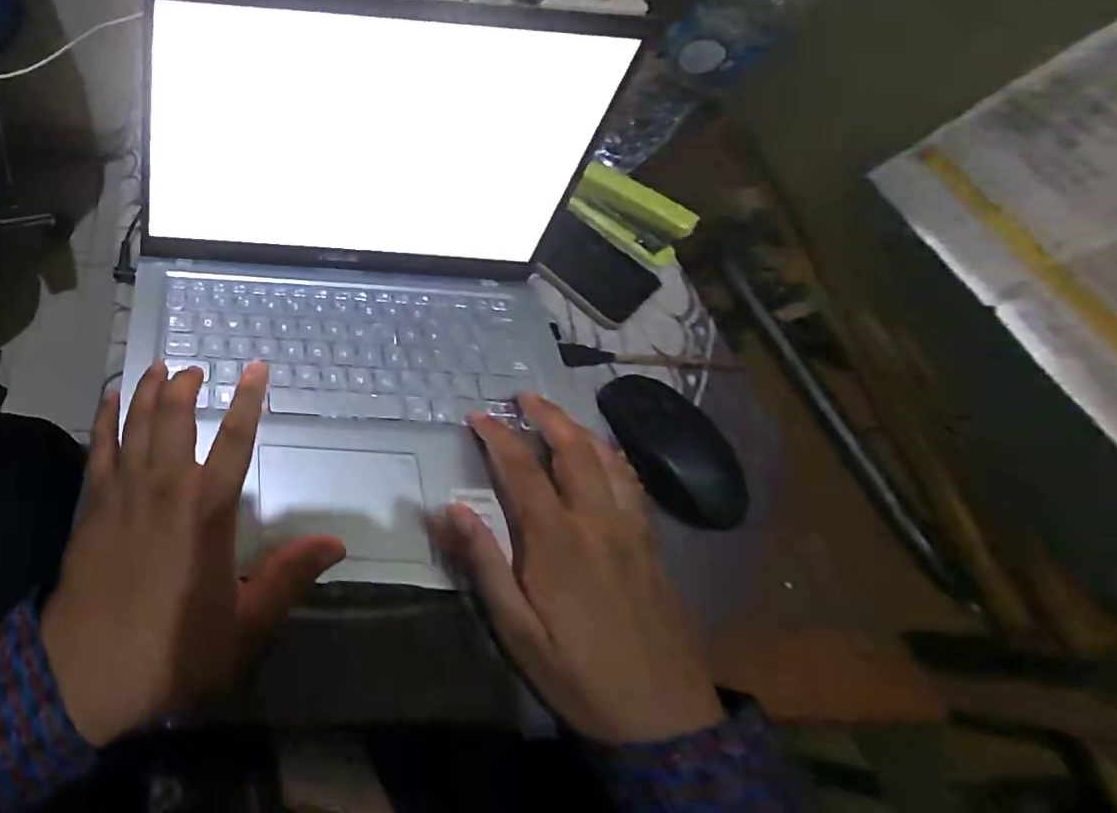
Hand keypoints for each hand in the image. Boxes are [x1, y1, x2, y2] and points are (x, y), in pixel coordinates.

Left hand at [41, 361, 345, 746]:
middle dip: (185, 385)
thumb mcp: (246, 623)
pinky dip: (105, 416)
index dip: (248, 400)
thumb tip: (337, 543)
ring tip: (157, 366)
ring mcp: (124, 491)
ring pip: (135, 422)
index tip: (255, 367)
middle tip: (194, 370)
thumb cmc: (176, 649)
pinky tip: (110, 397)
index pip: (235, 440)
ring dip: (147, 389)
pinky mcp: (94, 503)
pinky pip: (98, 446)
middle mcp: (166, 487)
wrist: (91, 670)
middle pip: (175, 417)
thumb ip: (289, 576)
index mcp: (207, 510)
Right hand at [435, 393, 723, 743]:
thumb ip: (484, 564)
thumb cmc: (579, 674)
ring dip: (582, 431)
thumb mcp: (517, 630)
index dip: (498, 438)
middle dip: (547, 417)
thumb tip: (450, 508)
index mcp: (558, 541)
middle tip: (523, 396)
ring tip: (559, 414)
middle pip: (574, 452)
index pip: (522, 471)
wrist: (666, 721)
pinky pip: (634, 487)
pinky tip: (608, 459)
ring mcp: (632, 534)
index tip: (477, 416)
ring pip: (610, 463)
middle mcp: (598, 524)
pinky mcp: (653, 549)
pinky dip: (615, 460)